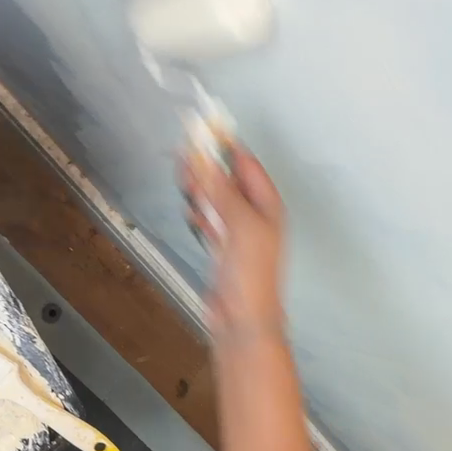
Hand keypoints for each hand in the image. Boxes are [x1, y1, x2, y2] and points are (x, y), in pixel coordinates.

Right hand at [180, 141, 286, 340]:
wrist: (242, 319)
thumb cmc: (250, 274)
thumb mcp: (239, 226)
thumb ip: (221, 191)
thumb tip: (204, 158)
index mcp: (267, 205)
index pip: (245, 164)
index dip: (223, 147)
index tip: (201, 131)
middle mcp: (254, 215)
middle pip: (227, 180)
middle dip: (207, 168)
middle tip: (184, 156)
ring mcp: (237, 232)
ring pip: (215, 200)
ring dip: (201, 191)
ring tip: (186, 184)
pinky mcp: (222, 249)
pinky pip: (209, 221)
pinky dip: (200, 214)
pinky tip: (194, 214)